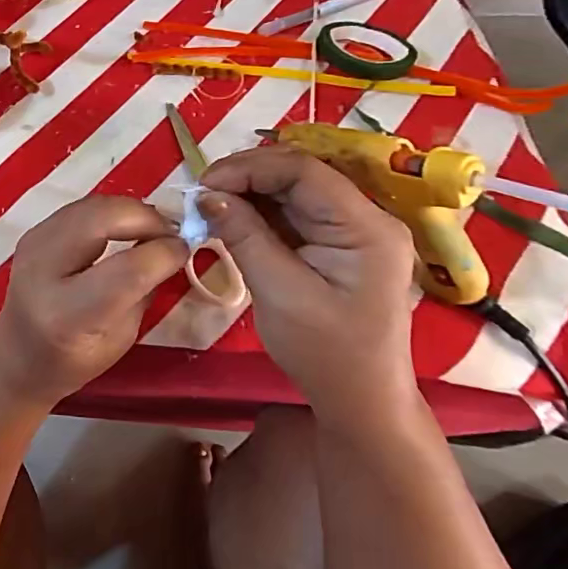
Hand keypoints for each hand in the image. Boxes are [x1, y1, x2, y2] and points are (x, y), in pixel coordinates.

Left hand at [0, 196, 188, 407]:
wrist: (17, 356)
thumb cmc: (74, 360)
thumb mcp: (120, 337)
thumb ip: (144, 289)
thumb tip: (174, 247)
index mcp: (66, 314)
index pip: (125, 270)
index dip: (163, 252)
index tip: (186, 248)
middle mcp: (43, 271)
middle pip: (101, 219)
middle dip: (147, 217)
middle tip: (172, 231)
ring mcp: (33, 245)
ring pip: (92, 205)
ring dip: (131, 210)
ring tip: (154, 229)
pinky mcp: (34, 232)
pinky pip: (81, 208)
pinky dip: (111, 212)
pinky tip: (128, 227)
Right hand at [197, 146, 419, 429]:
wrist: (360, 400)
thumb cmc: (325, 353)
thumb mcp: (279, 293)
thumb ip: (245, 237)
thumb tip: (208, 195)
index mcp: (366, 228)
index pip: (305, 173)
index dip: (250, 168)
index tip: (203, 184)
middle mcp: (366, 218)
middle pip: (301, 176)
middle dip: (247, 177)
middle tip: (201, 194)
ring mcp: (353, 231)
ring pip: (294, 192)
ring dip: (249, 193)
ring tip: (209, 206)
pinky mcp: (336, 245)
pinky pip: (294, 215)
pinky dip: (259, 214)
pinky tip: (231, 219)